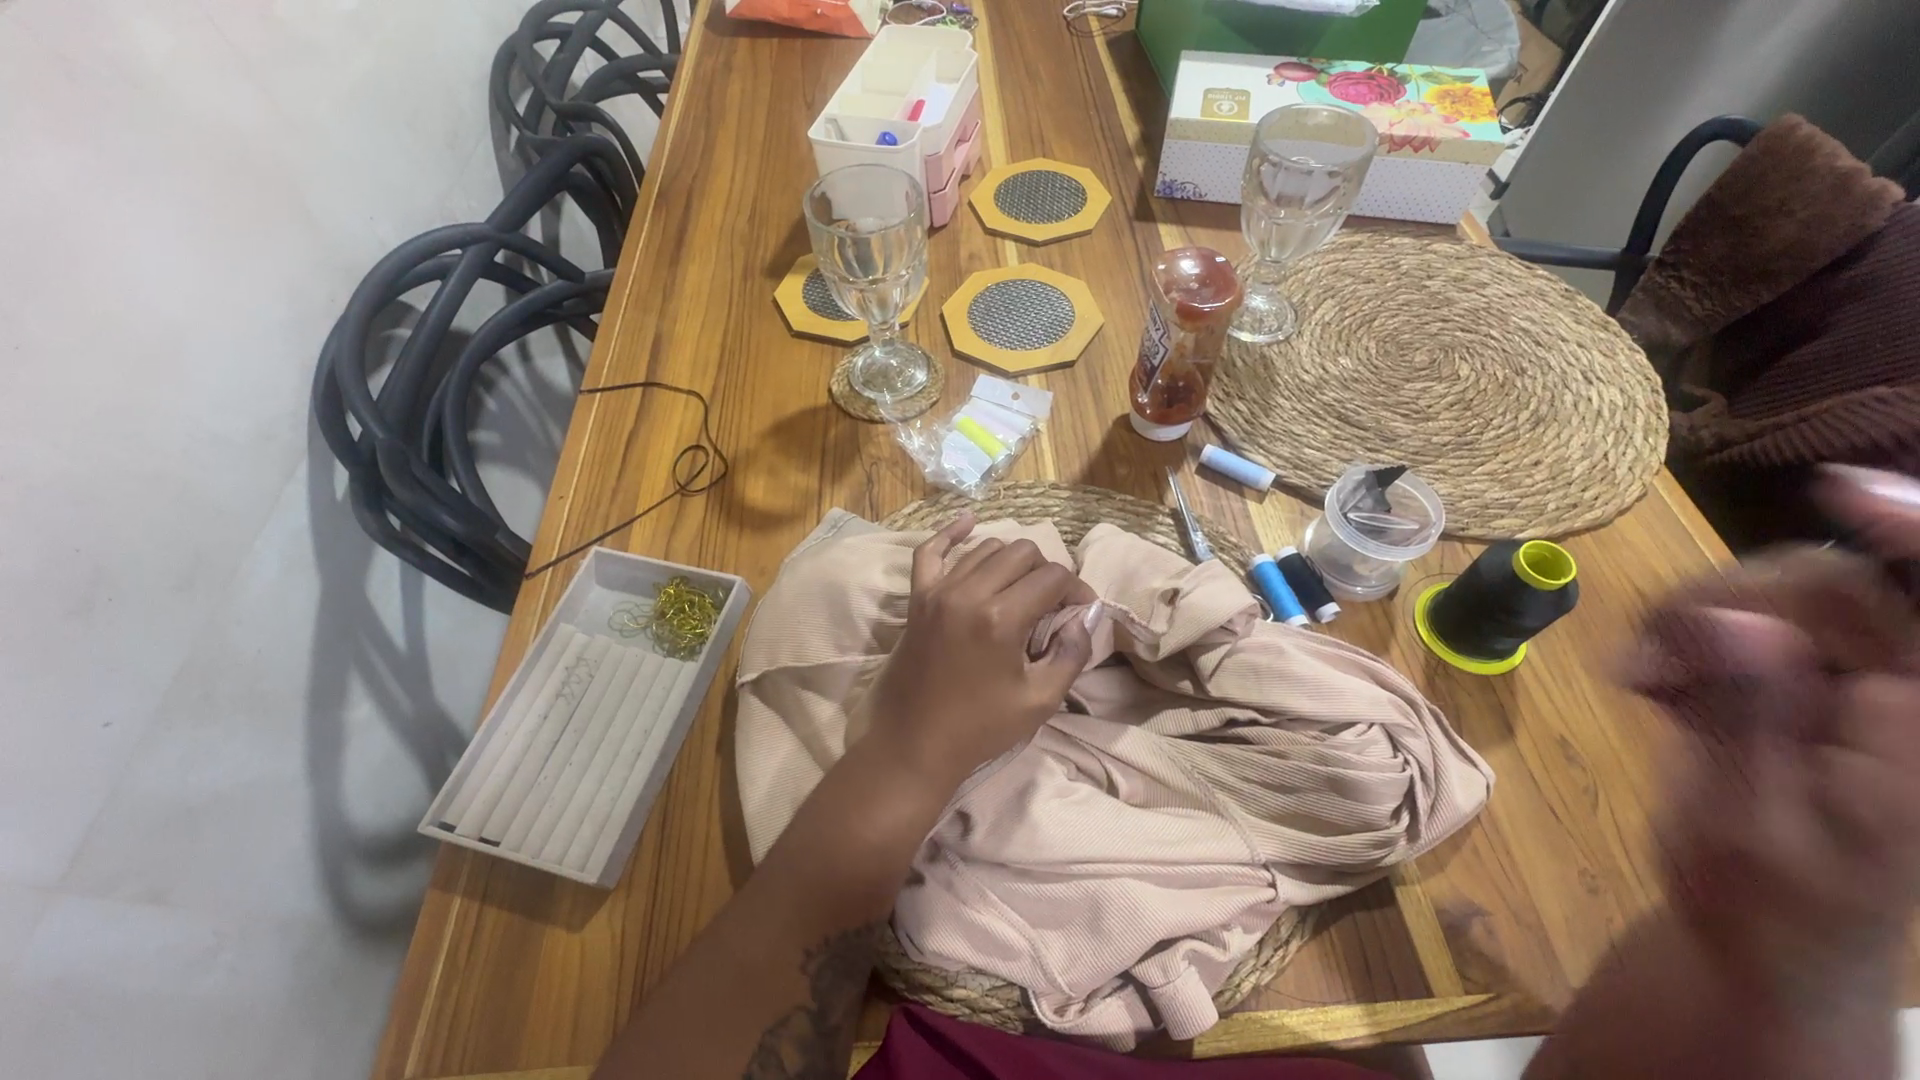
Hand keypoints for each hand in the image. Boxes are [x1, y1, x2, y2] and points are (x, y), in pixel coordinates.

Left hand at [860, 512, 1095, 790]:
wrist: (914, 744)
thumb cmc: (980, 728)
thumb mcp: (1040, 700)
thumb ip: (1071, 653)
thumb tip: (1086, 618)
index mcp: (1001, 618)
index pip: (1053, 577)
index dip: (1077, 591)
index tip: (1081, 613)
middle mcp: (969, 593)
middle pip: (1022, 553)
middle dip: (1047, 572)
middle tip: (1053, 604)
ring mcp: (938, 591)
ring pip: (986, 549)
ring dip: (1011, 562)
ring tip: (1021, 590)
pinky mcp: (917, 598)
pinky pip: (931, 551)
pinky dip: (951, 534)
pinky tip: (970, 522)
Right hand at [1631, 465, 1919, 998]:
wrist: (1763, 947)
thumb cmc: (1763, 907)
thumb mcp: (1742, 824)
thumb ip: (1750, 723)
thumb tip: (1739, 625)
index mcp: (1919, 734)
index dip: (1909, 533)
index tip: (1832, 490)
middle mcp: (1898, 697)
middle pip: (1827, 589)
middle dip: (1719, 603)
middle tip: (1641, 657)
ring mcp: (1844, 691)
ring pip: (1772, 600)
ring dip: (1688, 623)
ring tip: (1634, 679)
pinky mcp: (1793, 690)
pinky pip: (1735, 631)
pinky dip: (1679, 643)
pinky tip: (1645, 684)